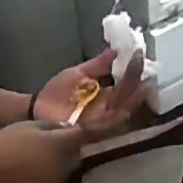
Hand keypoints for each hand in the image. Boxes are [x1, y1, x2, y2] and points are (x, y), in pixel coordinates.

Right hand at [0, 120, 85, 182]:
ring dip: (56, 169)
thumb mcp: (25, 126)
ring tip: (35, 166)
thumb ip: (50, 126)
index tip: (75, 132)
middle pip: (74, 158)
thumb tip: (65, 128)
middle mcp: (63, 168)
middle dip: (67, 152)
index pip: (81, 137)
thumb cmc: (1, 146)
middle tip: (48, 149)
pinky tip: (29, 181)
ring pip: (64, 175)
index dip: (80, 134)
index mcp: (59, 145)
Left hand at [33, 49, 152, 137]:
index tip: (139, 53)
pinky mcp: (90, 132)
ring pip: (122, 111)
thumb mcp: (77, 73)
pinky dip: (116, 118)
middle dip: (136, 85)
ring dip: (133, 101)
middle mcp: (105, 108)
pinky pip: (107, 127)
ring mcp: (99, 120)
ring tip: (143, 88)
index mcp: (104, 94)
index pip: (125, 82)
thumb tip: (116, 50)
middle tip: (147, 70)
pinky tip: (125, 110)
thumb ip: (96, 64)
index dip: (133, 69)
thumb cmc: (57, 92)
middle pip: (126, 97)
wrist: (36, 108)